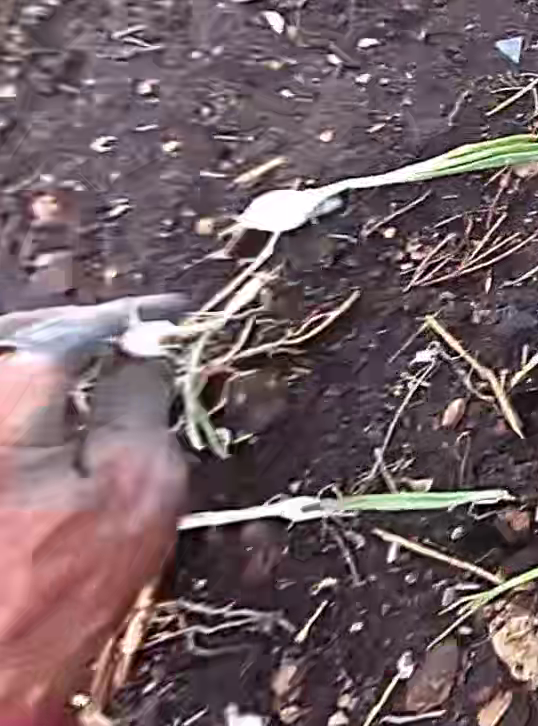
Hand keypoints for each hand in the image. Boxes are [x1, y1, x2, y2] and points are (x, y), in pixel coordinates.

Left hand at [0, 300, 186, 720]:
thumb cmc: (73, 578)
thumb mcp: (136, 484)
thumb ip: (138, 406)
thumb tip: (148, 347)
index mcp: (4, 438)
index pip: (54, 344)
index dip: (119, 319)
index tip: (167, 313)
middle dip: (57, 328)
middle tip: (119, 328)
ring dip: (30, 356)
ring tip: (83, 355)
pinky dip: (18, 391)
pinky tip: (46, 396)